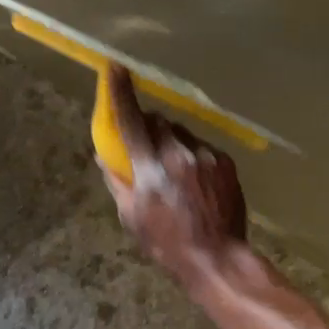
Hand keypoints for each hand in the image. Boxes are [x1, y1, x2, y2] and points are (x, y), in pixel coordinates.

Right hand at [99, 64, 249, 285]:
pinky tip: (197, 181)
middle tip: (148, 148)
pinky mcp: (224, 161)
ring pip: (181, 133)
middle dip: (149, 127)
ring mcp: (204, 155)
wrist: (218, 260)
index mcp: (150, 167)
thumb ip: (117, 182)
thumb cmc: (167, 243)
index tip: (115, 67)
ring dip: (173, 142)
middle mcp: (177, 153)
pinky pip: (202, 146)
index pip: (130, 120)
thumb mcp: (131, 217)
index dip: (120, 93)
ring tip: (177, 171)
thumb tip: (104, 157)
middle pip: (158, 121)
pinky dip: (194, 155)